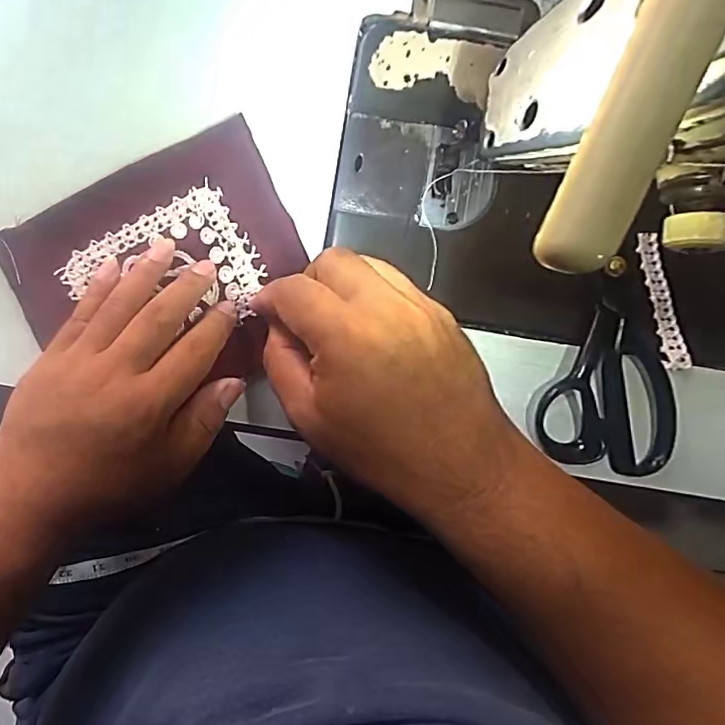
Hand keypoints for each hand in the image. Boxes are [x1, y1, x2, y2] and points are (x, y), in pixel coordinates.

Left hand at [0, 238, 241, 547]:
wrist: (31, 494)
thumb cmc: (105, 488)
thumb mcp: (166, 469)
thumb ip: (201, 423)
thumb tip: (232, 381)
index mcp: (150, 402)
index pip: (193, 352)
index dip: (216, 325)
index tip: (232, 302)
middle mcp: (118, 371)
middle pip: (158, 319)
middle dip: (187, 288)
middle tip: (207, 264)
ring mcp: (80, 359)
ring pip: (119, 306)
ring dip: (145, 273)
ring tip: (166, 245)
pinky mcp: (51, 356)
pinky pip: (79, 313)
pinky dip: (97, 287)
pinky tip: (112, 264)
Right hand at [252, 248, 534, 526]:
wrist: (460, 465)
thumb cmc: (385, 451)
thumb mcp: (307, 416)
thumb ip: (279, 361)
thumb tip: (276, 330)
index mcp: (346, 334)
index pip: (293, 287)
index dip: (269, 296)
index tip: (264, 310)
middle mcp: (385, 307)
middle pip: (330, 259)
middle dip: (305, 282)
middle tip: (300, 316)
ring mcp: (418, 304)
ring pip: (365, 263)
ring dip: (340, 283)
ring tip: (336, 322)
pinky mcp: (439, 312)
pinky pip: (394, 283)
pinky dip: (371, 295)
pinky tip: (369, 331)